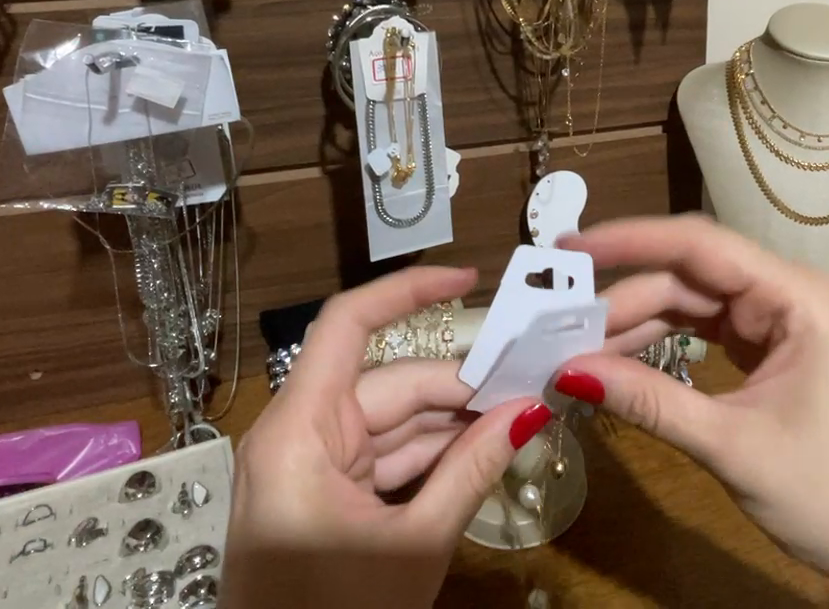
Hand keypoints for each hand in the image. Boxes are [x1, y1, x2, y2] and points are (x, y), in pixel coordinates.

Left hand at [222, 266, 547, 608]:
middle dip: (458, 385)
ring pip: (390, 421)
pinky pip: (382, 456)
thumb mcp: (413, 549)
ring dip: (450, 421)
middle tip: (528, 380)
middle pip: (387, 382)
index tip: (468, 280)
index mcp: (299, 430)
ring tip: (517, 412)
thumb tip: (531, 411)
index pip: (349, 325)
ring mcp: (309, 465)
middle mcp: (297, 433)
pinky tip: (481, 450)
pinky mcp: (322, 494)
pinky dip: (428, 455)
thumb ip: (471, 472)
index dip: (408, 291)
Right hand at [552, 216, 828, 607]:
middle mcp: (780, 292)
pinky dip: (653, 343)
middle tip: (557, 323)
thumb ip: (649, 401)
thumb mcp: (731, 446)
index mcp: (793, 296)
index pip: (698, 246)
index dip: (630, 241)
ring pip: (684, 301)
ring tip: (573, 347)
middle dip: (622, 299)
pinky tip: (613, 359)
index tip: (570, 249)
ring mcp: (769, 318)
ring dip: (631, 323)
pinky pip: (694, 329)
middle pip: (684, 275)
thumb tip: (567, 371)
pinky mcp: (758, 345)